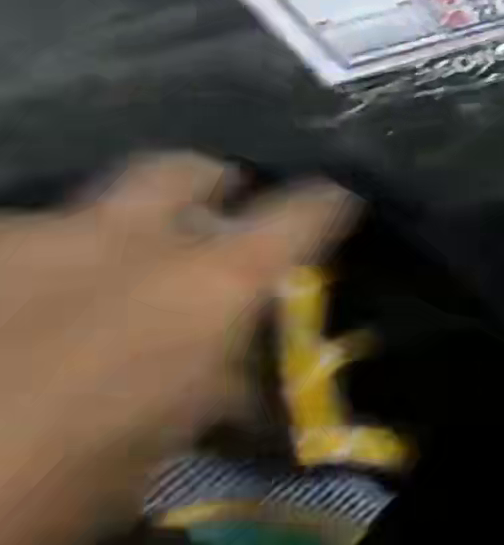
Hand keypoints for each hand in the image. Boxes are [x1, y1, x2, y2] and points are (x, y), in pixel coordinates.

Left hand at [0, 152, 358, 544]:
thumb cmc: (68, 465)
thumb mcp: (173, 429)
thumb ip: (218, 376)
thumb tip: (242, 365)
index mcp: (217, 275)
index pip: (314, 206)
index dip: (330, 205)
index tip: (336, 210)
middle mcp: (138, 240)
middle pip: (188, 171)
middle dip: (204, 187)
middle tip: (203, 221)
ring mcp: (31, 246)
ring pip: (81, 211)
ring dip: (94, 238)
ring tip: (84, 280)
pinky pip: (9, 248)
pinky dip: (21, 271)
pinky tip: (19, 307)